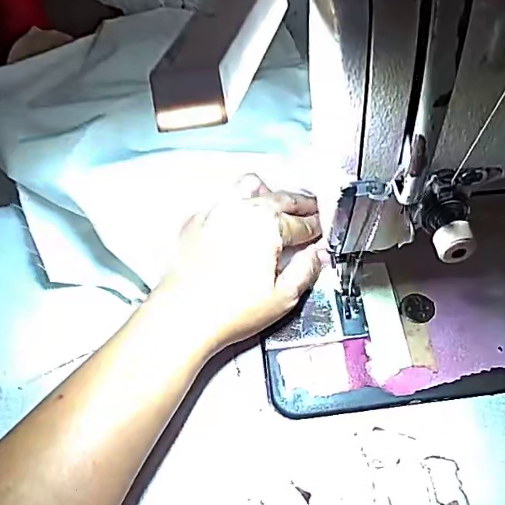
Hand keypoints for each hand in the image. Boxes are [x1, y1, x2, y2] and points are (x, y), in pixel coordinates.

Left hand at [143, 174, 325, 354]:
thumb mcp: (282, 297)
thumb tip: (318, 256)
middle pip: (280, 199)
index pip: (302, 222)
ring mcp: (216, 212)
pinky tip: (242, 220)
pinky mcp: (196, 222)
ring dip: (269, 195)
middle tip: (311, 212)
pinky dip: (238, 204)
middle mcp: (241, 210)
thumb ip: (306, 270)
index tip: (322, 232)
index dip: (317, 228)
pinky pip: (223, 201)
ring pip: (249, 188)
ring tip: (278, 208)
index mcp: (268, 224)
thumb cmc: (226, 311)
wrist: (181, 317)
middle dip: (300, 205)